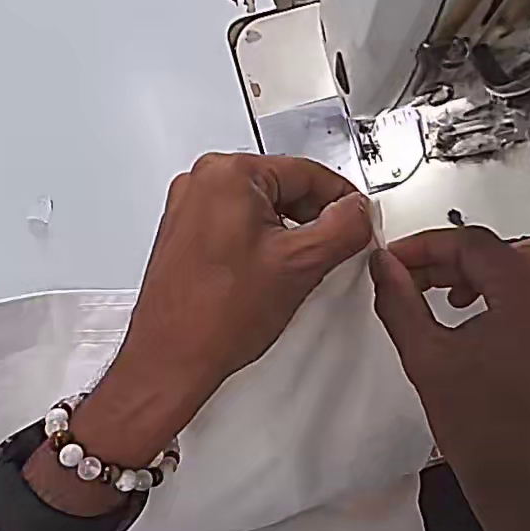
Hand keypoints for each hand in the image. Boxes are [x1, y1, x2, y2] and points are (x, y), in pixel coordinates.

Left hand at [74, 153, 371, 468]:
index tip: (358, 216)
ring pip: (259, 209)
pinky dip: (259, 245)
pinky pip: (235, 227)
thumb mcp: (301, 265)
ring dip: (286, 234)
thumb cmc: (214, 317)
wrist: (172, 358)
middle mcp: (201, 183)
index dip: (342, 198)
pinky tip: (267, 276)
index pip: (306, 172)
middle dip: (313, 218)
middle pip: (282, 188)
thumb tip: (357, 211)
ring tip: (297, 270)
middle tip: (335, 246)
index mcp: (229, 174)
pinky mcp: (183, 235)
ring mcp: (188, 209)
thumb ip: (343, 227)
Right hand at [370, 226, 529, 530]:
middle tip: (409, 275)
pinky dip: (497, 292)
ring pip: (516, 269)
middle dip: (446, 259)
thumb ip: (400, 301)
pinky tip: (468, 313)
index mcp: (529, 296)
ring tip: (437, 292)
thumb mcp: (425, 355)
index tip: (396, 259)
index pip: (471, 244)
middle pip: (496, 253)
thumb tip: (385, 268)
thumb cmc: (481, 428)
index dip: (425, 246)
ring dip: (473, 273)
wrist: (518, 478)